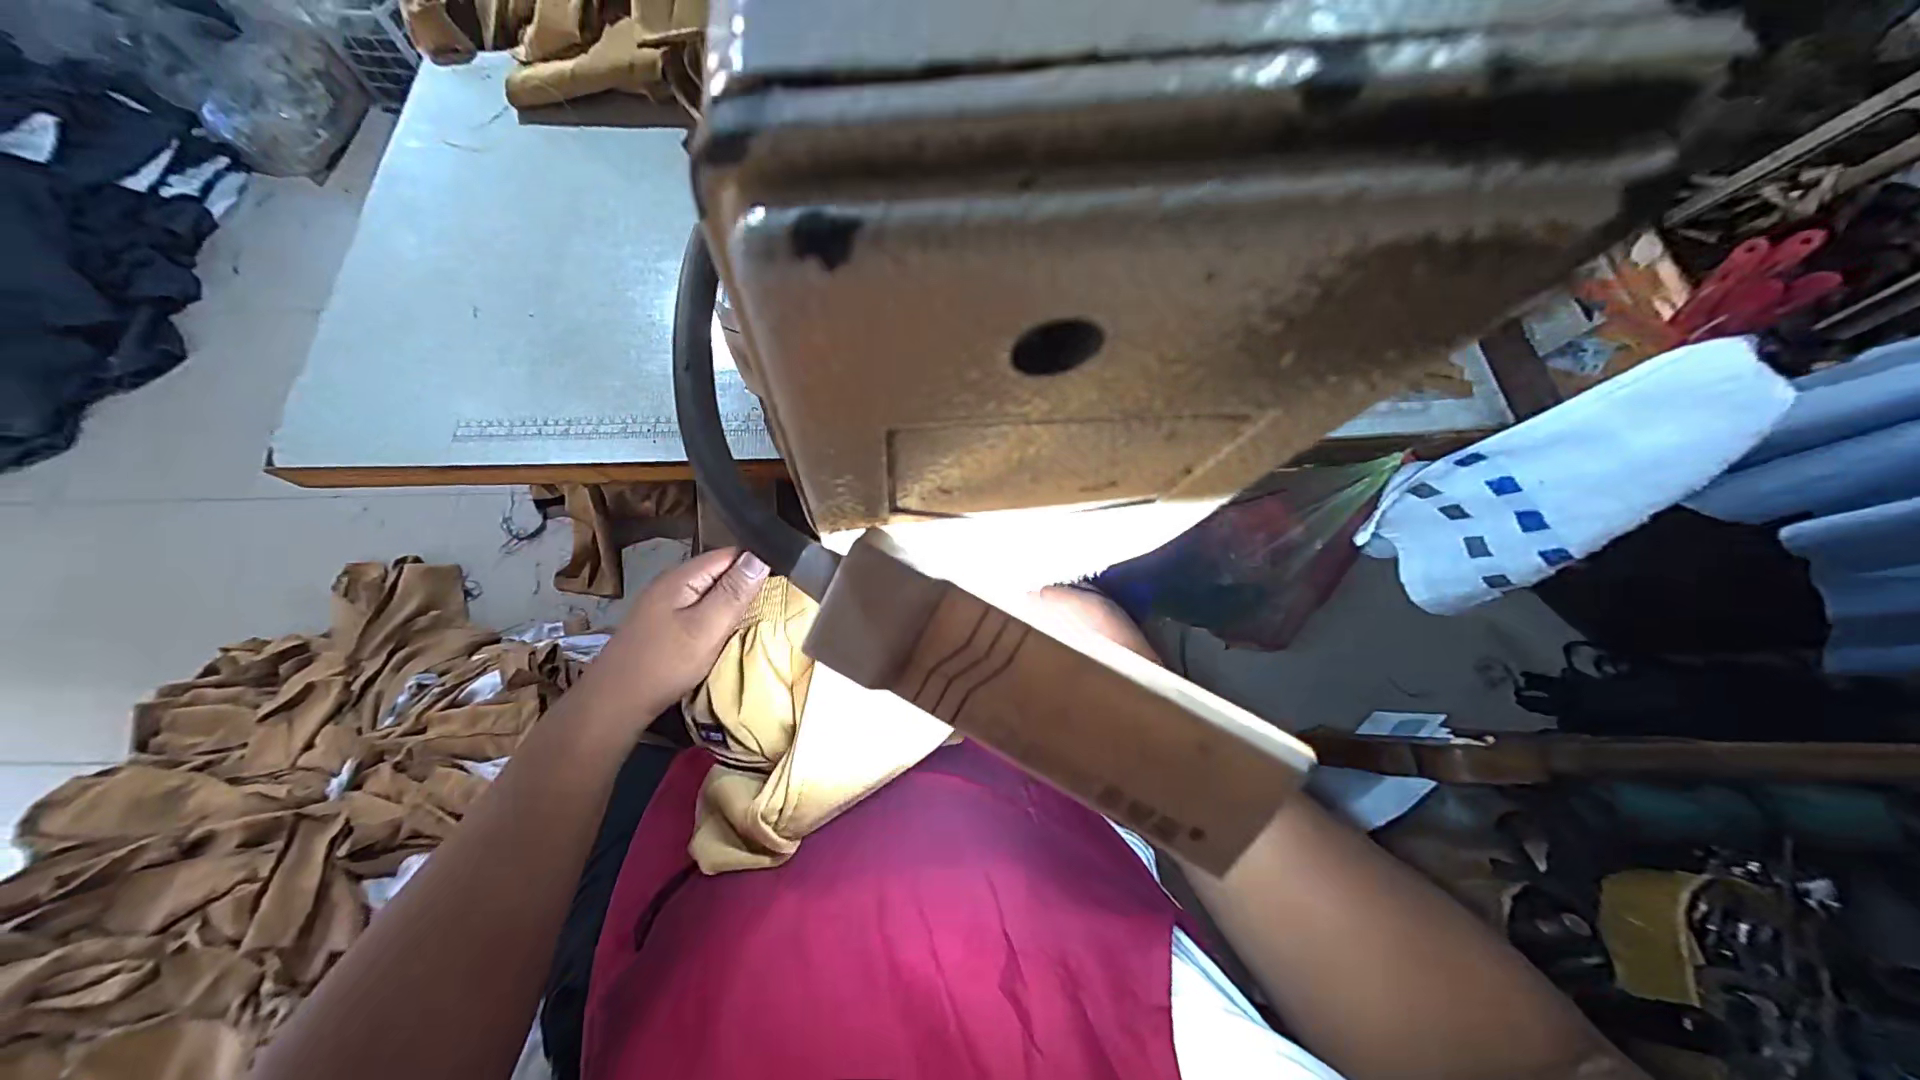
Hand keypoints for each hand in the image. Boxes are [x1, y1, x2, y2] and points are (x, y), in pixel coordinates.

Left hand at [582, 546, 769, 717]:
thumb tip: (759, 557)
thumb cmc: (664, 664)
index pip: (730, 554)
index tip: (782, 581)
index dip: (756, 564)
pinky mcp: (663, 623)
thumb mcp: (706, 628)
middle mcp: (671, 583)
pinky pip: (699, 608)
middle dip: (745, 583)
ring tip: (755, 616)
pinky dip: (716, 616)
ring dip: (731, 602)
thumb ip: (734, 592)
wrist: (614, 703)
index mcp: (682, 577)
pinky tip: (725, 632)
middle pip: (719, 571)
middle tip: (774, 602)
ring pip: (710, 591)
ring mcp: (664, 603)